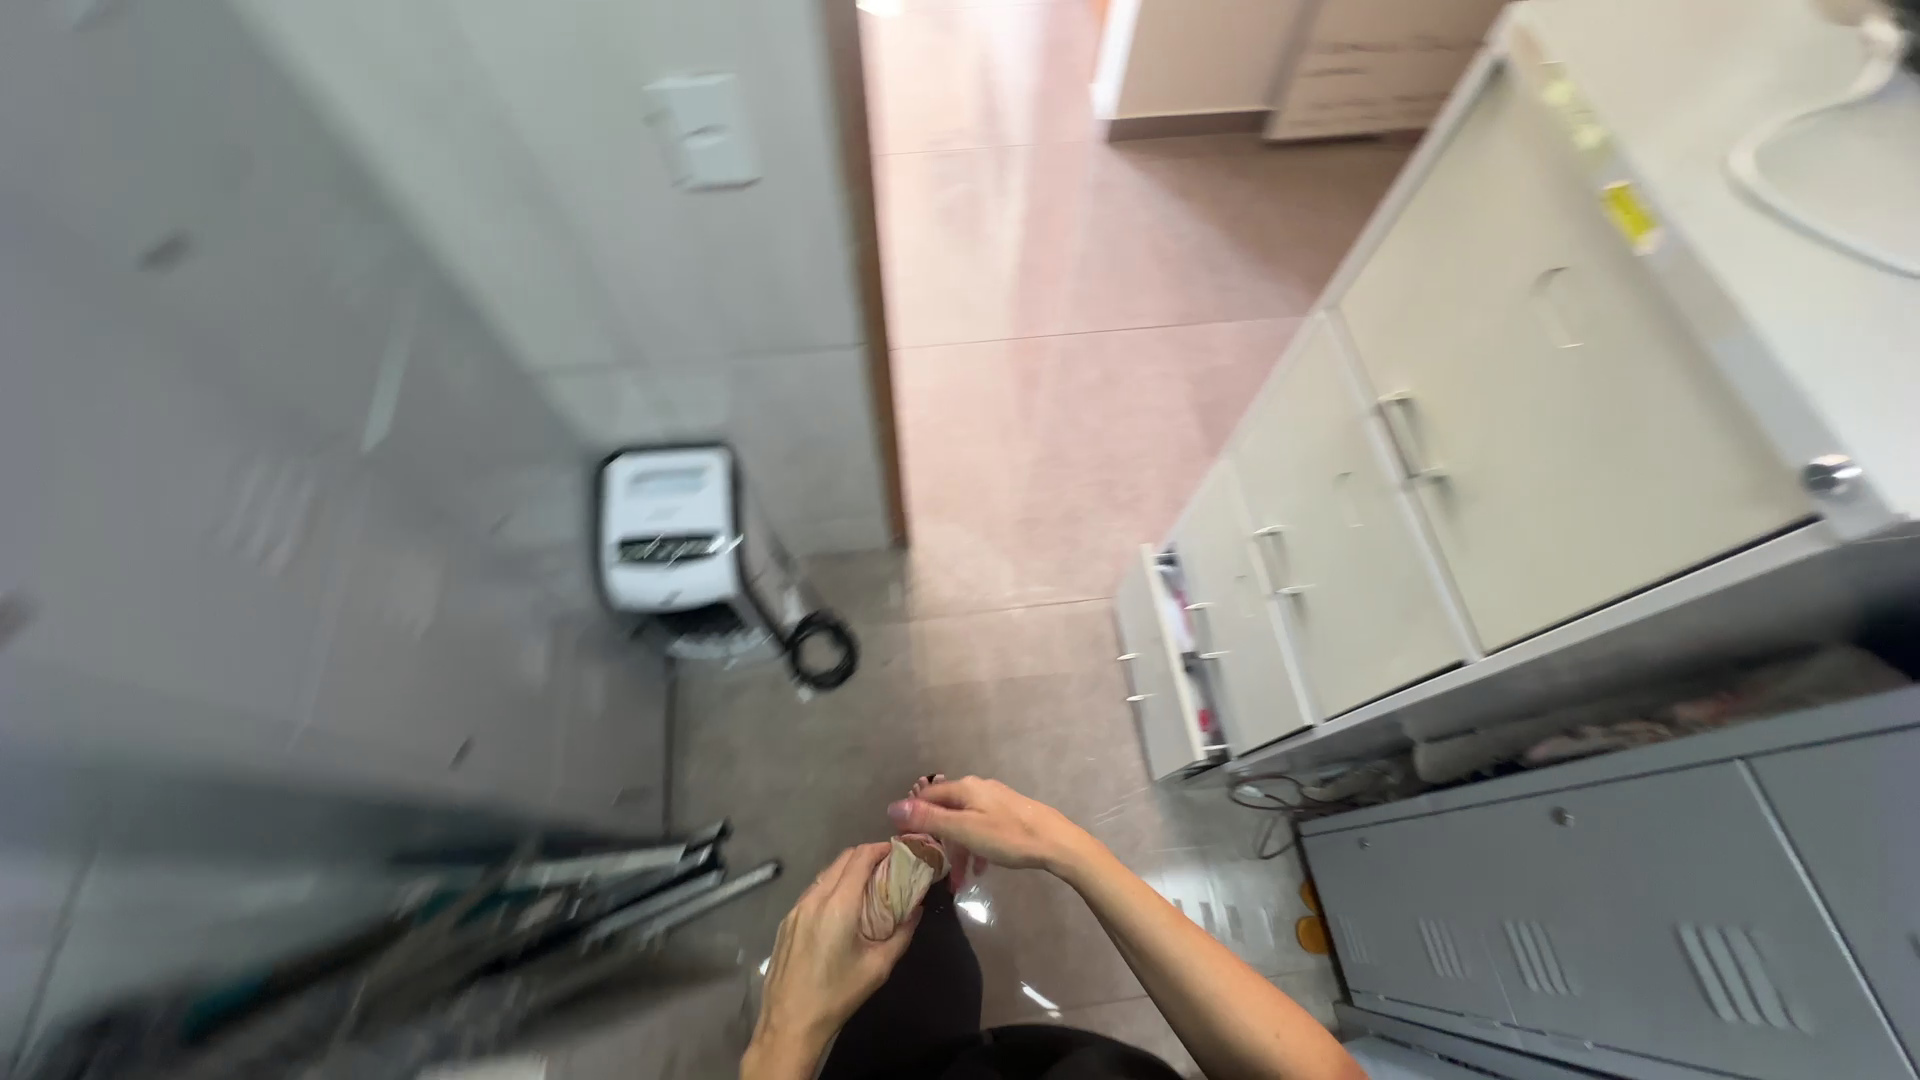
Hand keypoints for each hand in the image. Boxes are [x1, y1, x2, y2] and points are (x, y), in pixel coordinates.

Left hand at [744, 844, 919, 1079]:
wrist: (789, 1024)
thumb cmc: (838, 996)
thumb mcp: (878, 968)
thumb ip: (902, 933)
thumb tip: (916, 909)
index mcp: (838, 905)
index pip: (860, 858)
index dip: (880, 848)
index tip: (897, 851)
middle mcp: (815, 898)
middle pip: (843, 859)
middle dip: (866, 856)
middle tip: (886, 866)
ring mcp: (796, 908)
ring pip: (825, 873)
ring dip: (847, 870)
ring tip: (866, 884)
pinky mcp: (787, 921)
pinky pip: (813, 891)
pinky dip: (831, 886)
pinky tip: (840, 906)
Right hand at [887, 776, 1098, 875]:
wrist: (1055, 842)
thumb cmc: (1007, 836)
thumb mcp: (964, 830)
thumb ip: (929, 819)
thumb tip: (893, 807)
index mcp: (965, 788)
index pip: (928, 795)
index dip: (914, 817)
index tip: (907, 843)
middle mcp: (977, 788)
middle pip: (947, 811)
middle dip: (939, 841)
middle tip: (935, 870)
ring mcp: (994, 800)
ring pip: (965, 823)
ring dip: (958, 850)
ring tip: (957, 881)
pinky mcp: (1008, 814)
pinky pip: (981, 829)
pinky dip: (975, 848)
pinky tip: (979, 869)